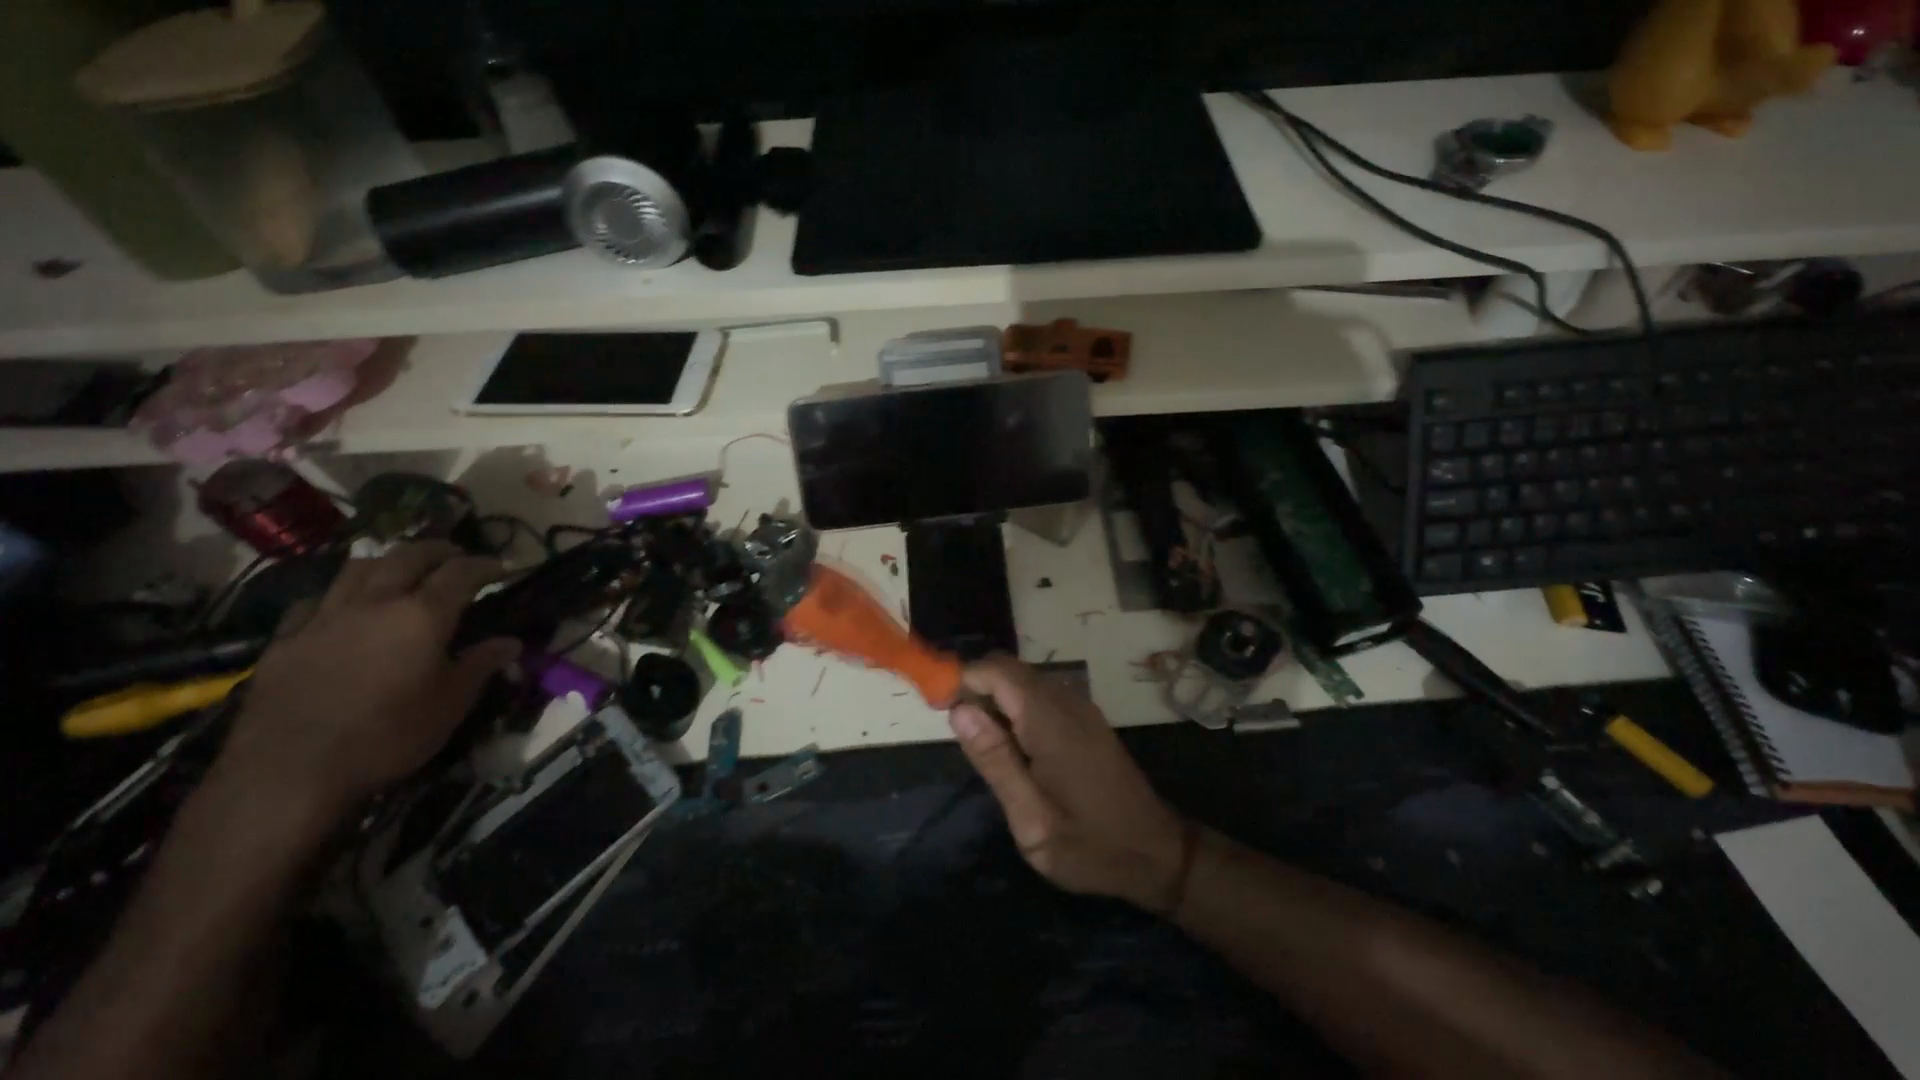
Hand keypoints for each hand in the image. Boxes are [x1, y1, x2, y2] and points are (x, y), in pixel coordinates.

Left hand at [215, 542, 520, 816]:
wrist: (291, 768)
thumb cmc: (387, 737)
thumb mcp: (449, 706)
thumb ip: (480, 667)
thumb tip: (511, 643)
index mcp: (422, 616)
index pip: (460, 574)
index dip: (484, 565)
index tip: (501, 566)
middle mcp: (375, 602)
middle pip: (407, 557)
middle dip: (436, 550)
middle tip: (453, 554)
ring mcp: (325, 616)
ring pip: (358, 568)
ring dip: (387, 561)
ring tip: (400, 567)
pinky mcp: (287, 638)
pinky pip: (316, 599)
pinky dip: (338, 593)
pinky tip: (340, 605)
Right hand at [947, 654, 1191, 912]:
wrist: (1157, 855)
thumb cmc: (1091, 847)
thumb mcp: (1033, 820)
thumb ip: (996, 762)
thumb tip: (959, 711)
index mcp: (1052, 723)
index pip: (998, 671)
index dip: (962, 679)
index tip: (937, 708)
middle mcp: (1068, 703)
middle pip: (1010, 670)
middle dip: (975, 688)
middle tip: (957, 733)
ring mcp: (1082, 710)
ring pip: (1025, 681)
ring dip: (995, 699)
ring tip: (981, 747)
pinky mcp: (1088, 721)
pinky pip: (1042, 697)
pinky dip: (1017, 709)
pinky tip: (1013, 750)